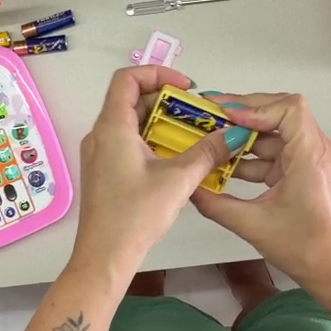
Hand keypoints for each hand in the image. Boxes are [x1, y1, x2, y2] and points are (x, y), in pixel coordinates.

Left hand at [70, 67, 231, 272]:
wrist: (104, 257)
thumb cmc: (134, 215)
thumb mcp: (178, 180)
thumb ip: (206, 153)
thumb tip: (231, 135)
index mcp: (112, 127)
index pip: (127, 78)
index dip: (158, 73)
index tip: (186, 88)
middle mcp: (100, 135)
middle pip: (130, 100)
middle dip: (166, 101)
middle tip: (196, 114)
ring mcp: (99, 154)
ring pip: (130, 123)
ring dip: (161, 123)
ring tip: (191, 136)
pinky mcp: (103, 172)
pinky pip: (127, 143)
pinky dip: (151, 141)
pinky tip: (174, 158)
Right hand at [190, 93, 330, 292]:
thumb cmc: (304, 249)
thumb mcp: (252, 225)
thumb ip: (215, 203)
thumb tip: (188, 187)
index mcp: (311, 158)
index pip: (289, 109)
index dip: (254, 106)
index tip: (224, 116)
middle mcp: (319, 151)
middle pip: (282, 114)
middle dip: (245, 114)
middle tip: (210, 116)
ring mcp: (317, 161)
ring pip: (279, 134)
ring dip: (246, 137)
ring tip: (213, 141)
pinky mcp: (311, 172)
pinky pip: (281, 153)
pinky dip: (255, 155)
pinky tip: (229, 165)